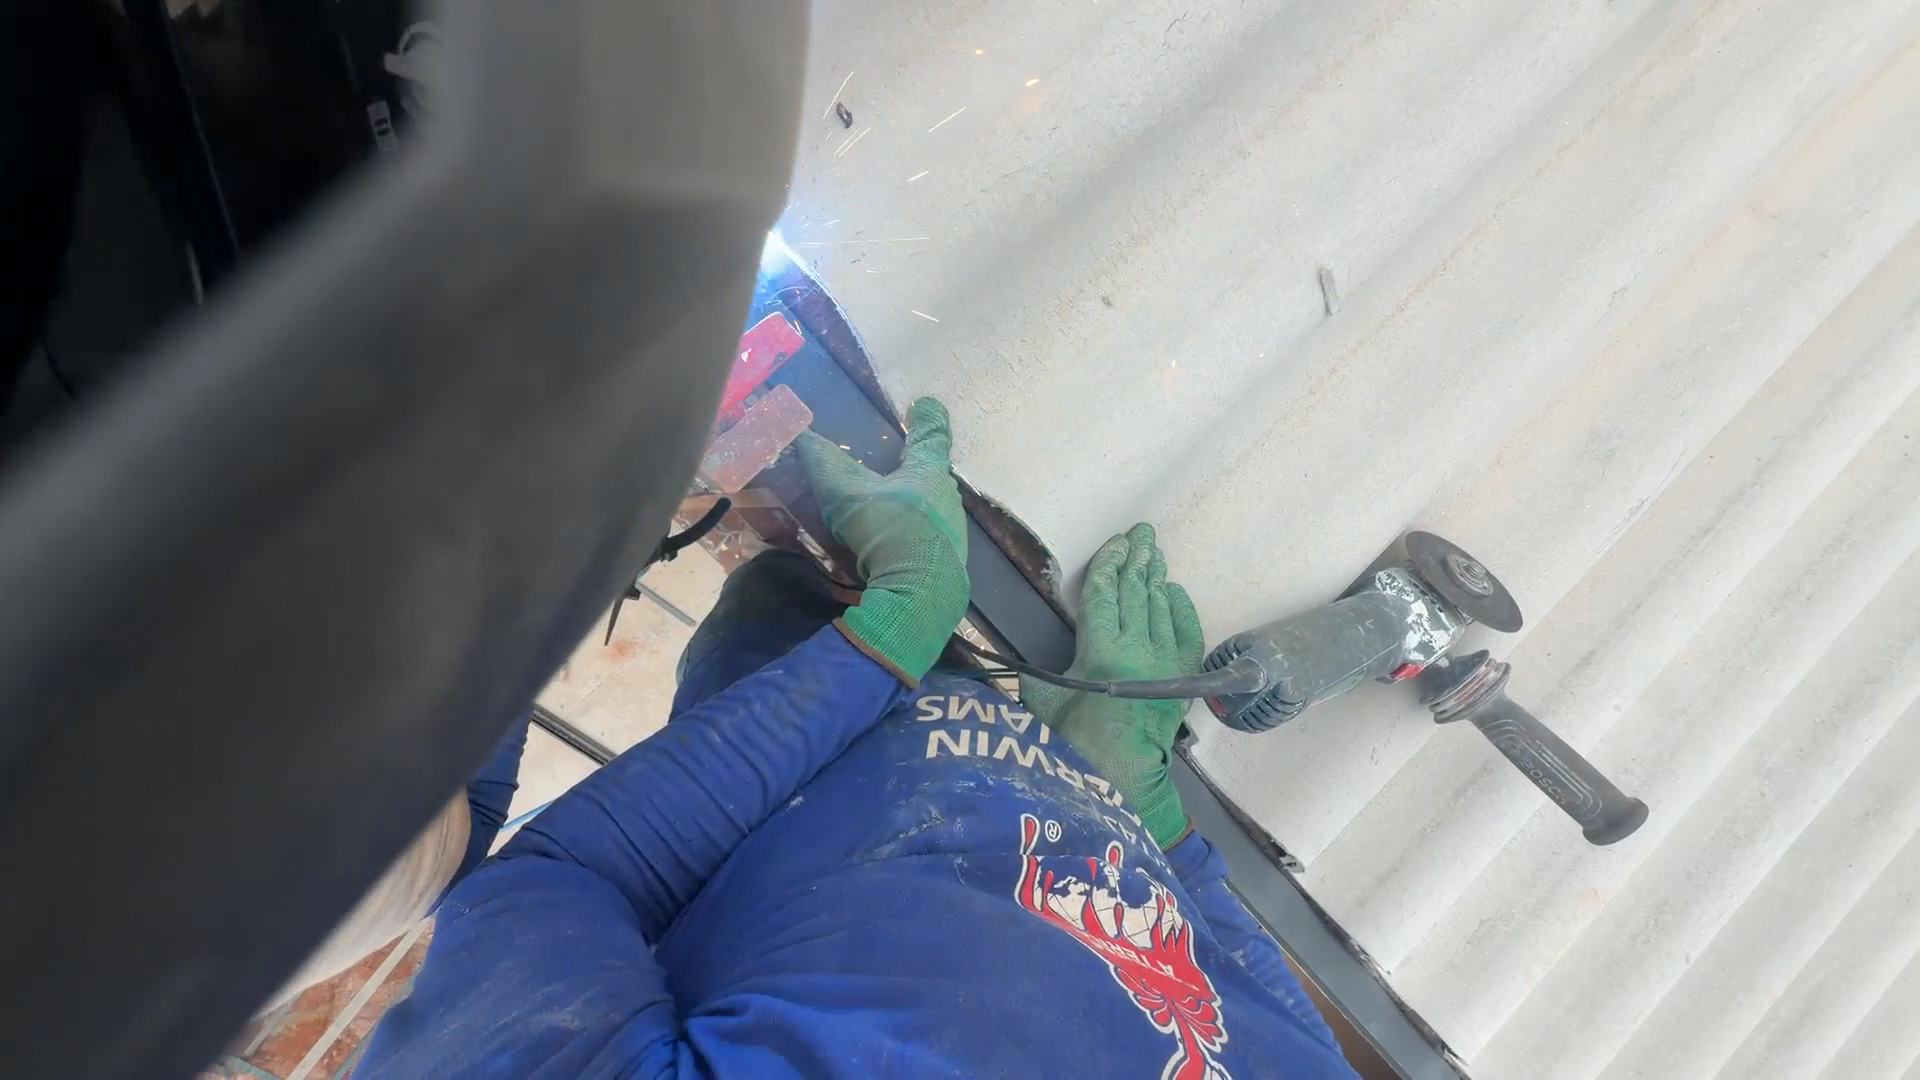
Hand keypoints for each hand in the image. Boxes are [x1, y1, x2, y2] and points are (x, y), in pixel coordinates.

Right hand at [796, 397, 968, 683]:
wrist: (919, 595)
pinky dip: (914, 537)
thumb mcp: (847, 494)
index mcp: (929, 472)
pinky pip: (930, 541)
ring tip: (892, 511)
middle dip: (917, 470)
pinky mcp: (949, 564)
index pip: (931, 435)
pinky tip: (896, 548)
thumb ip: (825, 464)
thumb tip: (802, 434)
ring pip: (934, 510)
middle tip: (899, 465)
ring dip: (915, 508)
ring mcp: (953, 533)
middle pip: (933, 476)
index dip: (927, 419)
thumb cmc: (888, 530)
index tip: (926, 406)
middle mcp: (948, 499)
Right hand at [1020, 523, 1202, 848]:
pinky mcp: (1184, 673)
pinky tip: (1173, 591)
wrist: (1123, 776)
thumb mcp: (1042, 700)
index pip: (1104, 592)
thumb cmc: (1076, 741)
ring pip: (1161, 606)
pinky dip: (1180, 607)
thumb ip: (1037, 671)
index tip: (1116, 541)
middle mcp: (1137, 647)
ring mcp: (1166, 659)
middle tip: (1142, 532)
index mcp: (1099, 649)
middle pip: (1137, 590)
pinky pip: (1186, 630)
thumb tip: (1023, 658)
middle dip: (1138, 557)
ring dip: (1156, 576)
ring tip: (1154, 552)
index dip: (1109, 563)